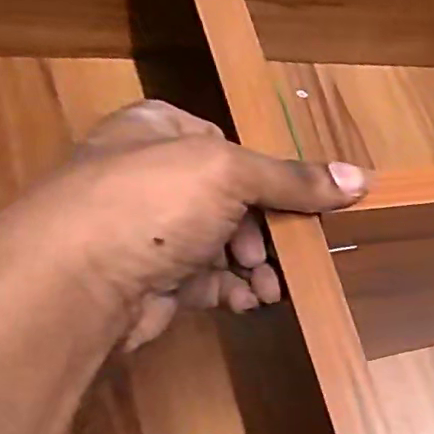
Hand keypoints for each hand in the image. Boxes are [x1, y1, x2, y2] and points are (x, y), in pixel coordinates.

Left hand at [0, 99, 369, 349]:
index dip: (271, 177)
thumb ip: (294, 179)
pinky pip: (212, 279)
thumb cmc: (148, 206)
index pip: (233, 147)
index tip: (302, 205)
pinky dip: (237, 290)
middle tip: (289, 255)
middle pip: (238, 201)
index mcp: (160, 131)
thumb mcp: (229, 174)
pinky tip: (251, 302)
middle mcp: (153, 174)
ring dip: (259, 268)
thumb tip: (360, 178)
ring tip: (272, 289)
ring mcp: (152, 228)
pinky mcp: (155, 275)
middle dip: (271, 233)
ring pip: (228, 244)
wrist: (73, 286)